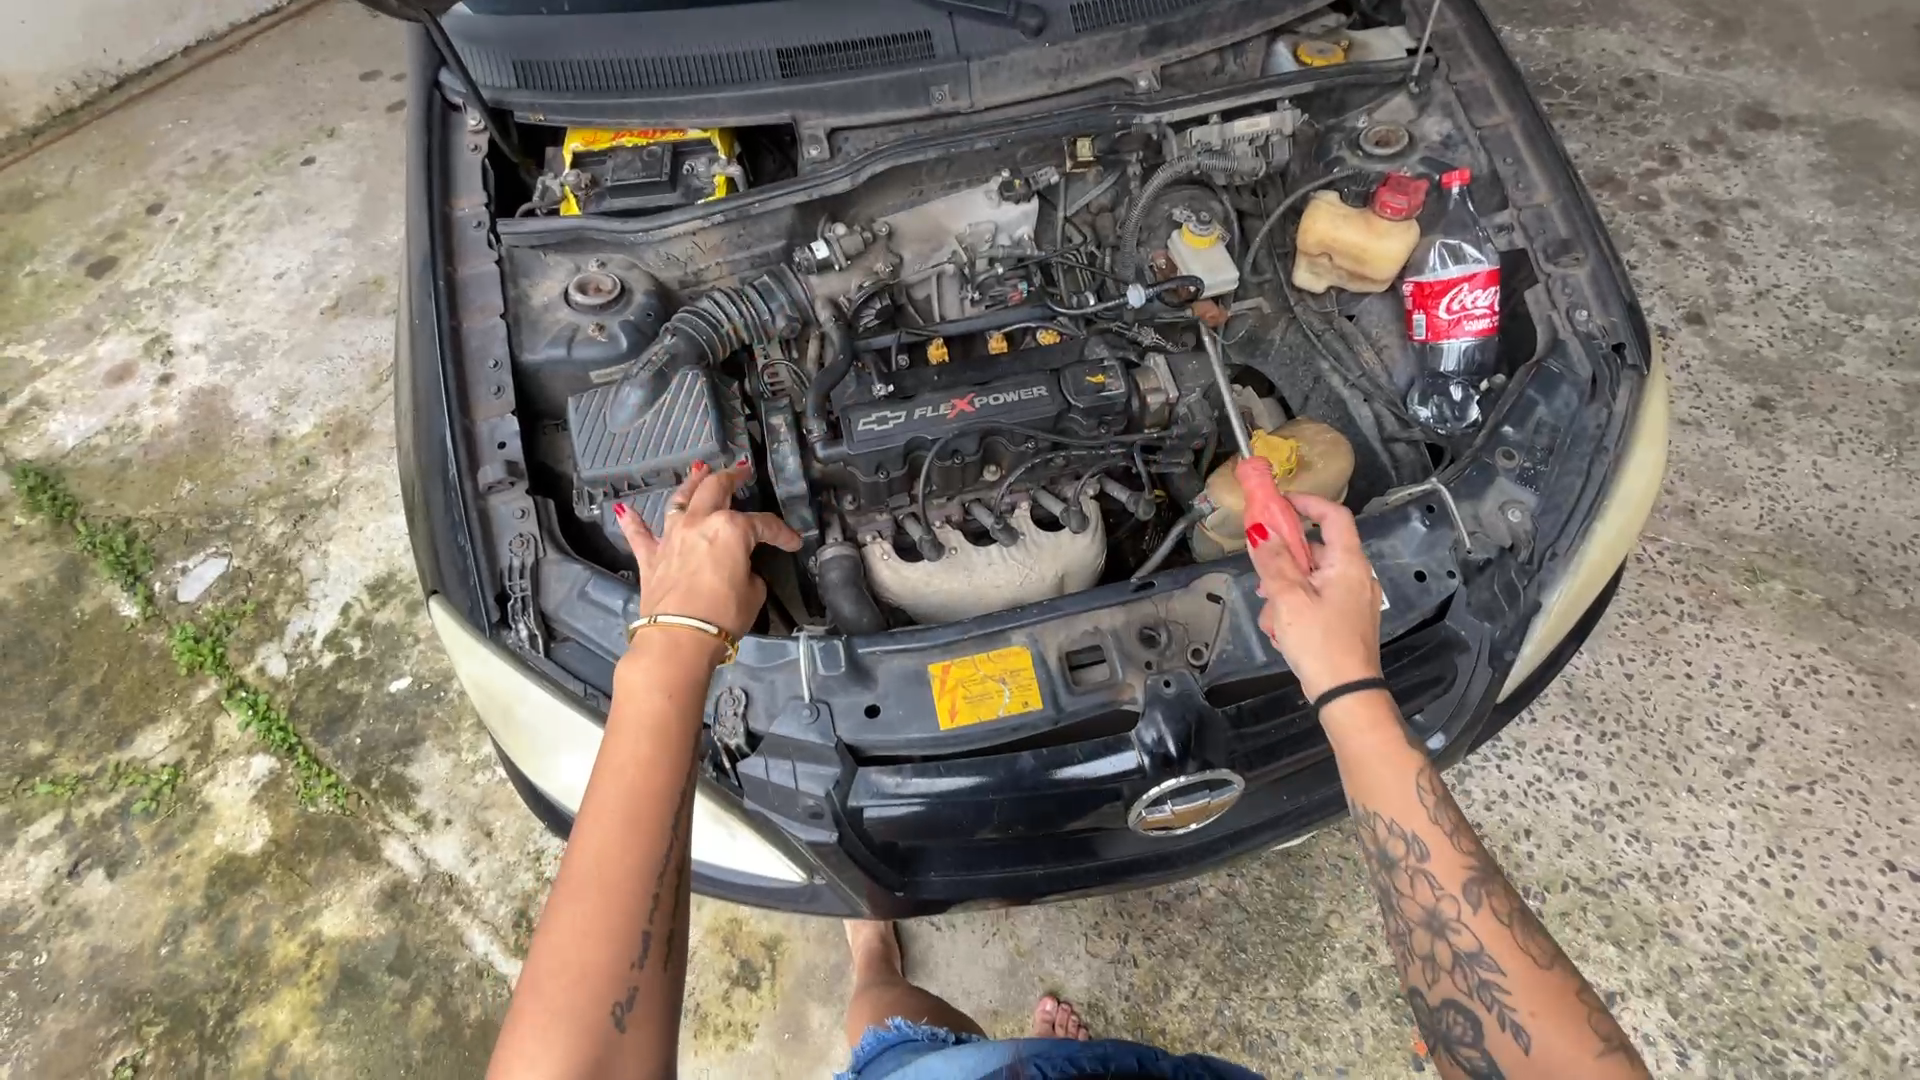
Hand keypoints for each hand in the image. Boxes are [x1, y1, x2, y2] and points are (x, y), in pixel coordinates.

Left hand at [611, 463, 802, 642]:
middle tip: (742, 471)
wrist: (679, 638)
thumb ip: (749, 572)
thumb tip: (740, 570)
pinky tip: (623, 511)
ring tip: (698, 471)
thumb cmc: (724, 614)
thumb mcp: (754, 592)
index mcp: (732, 528)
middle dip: (732, 477)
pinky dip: (632, 523)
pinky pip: (639, 535)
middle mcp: (699, 523)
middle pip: (715, 489)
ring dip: (690, 483)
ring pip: (680, 501)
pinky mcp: (650, 557)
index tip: (794, 543)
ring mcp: (671, 537)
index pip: (764, 524)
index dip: (783, 533)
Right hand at [1248, 492, 1384, 702]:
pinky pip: (1316, 599)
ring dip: (1285, 589)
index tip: (1279, 503)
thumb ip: (1273, 561)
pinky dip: (1295, 606)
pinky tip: (1281, 629)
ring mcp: (1353, 599)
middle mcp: (1357, 576)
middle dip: (1284, 560)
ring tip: (1270, 614)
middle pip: (1316, 550)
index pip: (1334, 516)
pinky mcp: (1346, 619)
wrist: (1346, 693)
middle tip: (1261, 575)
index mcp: (1349, 563)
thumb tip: (1261, 530)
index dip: (1307, 503)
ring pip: (1311, 578)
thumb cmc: (1319, 641)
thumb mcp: (1288, 597)